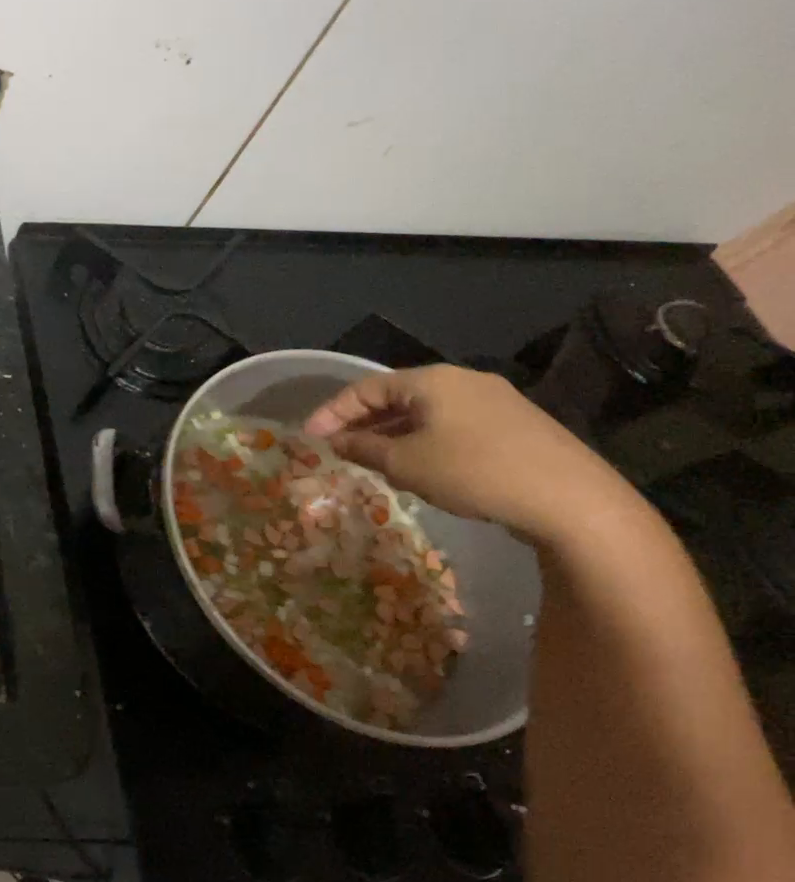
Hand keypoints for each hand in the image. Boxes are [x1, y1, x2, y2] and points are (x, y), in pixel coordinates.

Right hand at [302, 364, 643, 546]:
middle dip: (363, 422)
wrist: (572, 500)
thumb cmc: (474, 472)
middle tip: (337, 448)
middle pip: (398, 396)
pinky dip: (425, 441)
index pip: (366, 388)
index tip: (309, 437)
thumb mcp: (406, 464)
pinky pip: (453, 426)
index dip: (332, 412)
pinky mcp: (517, 427)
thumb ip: (365, 448)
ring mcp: (495, 402)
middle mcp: (464, 381)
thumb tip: (339, 441)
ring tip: (373, 461)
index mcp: (433, 380)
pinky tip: (420, 468)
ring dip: (394, 434)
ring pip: (427, 413)